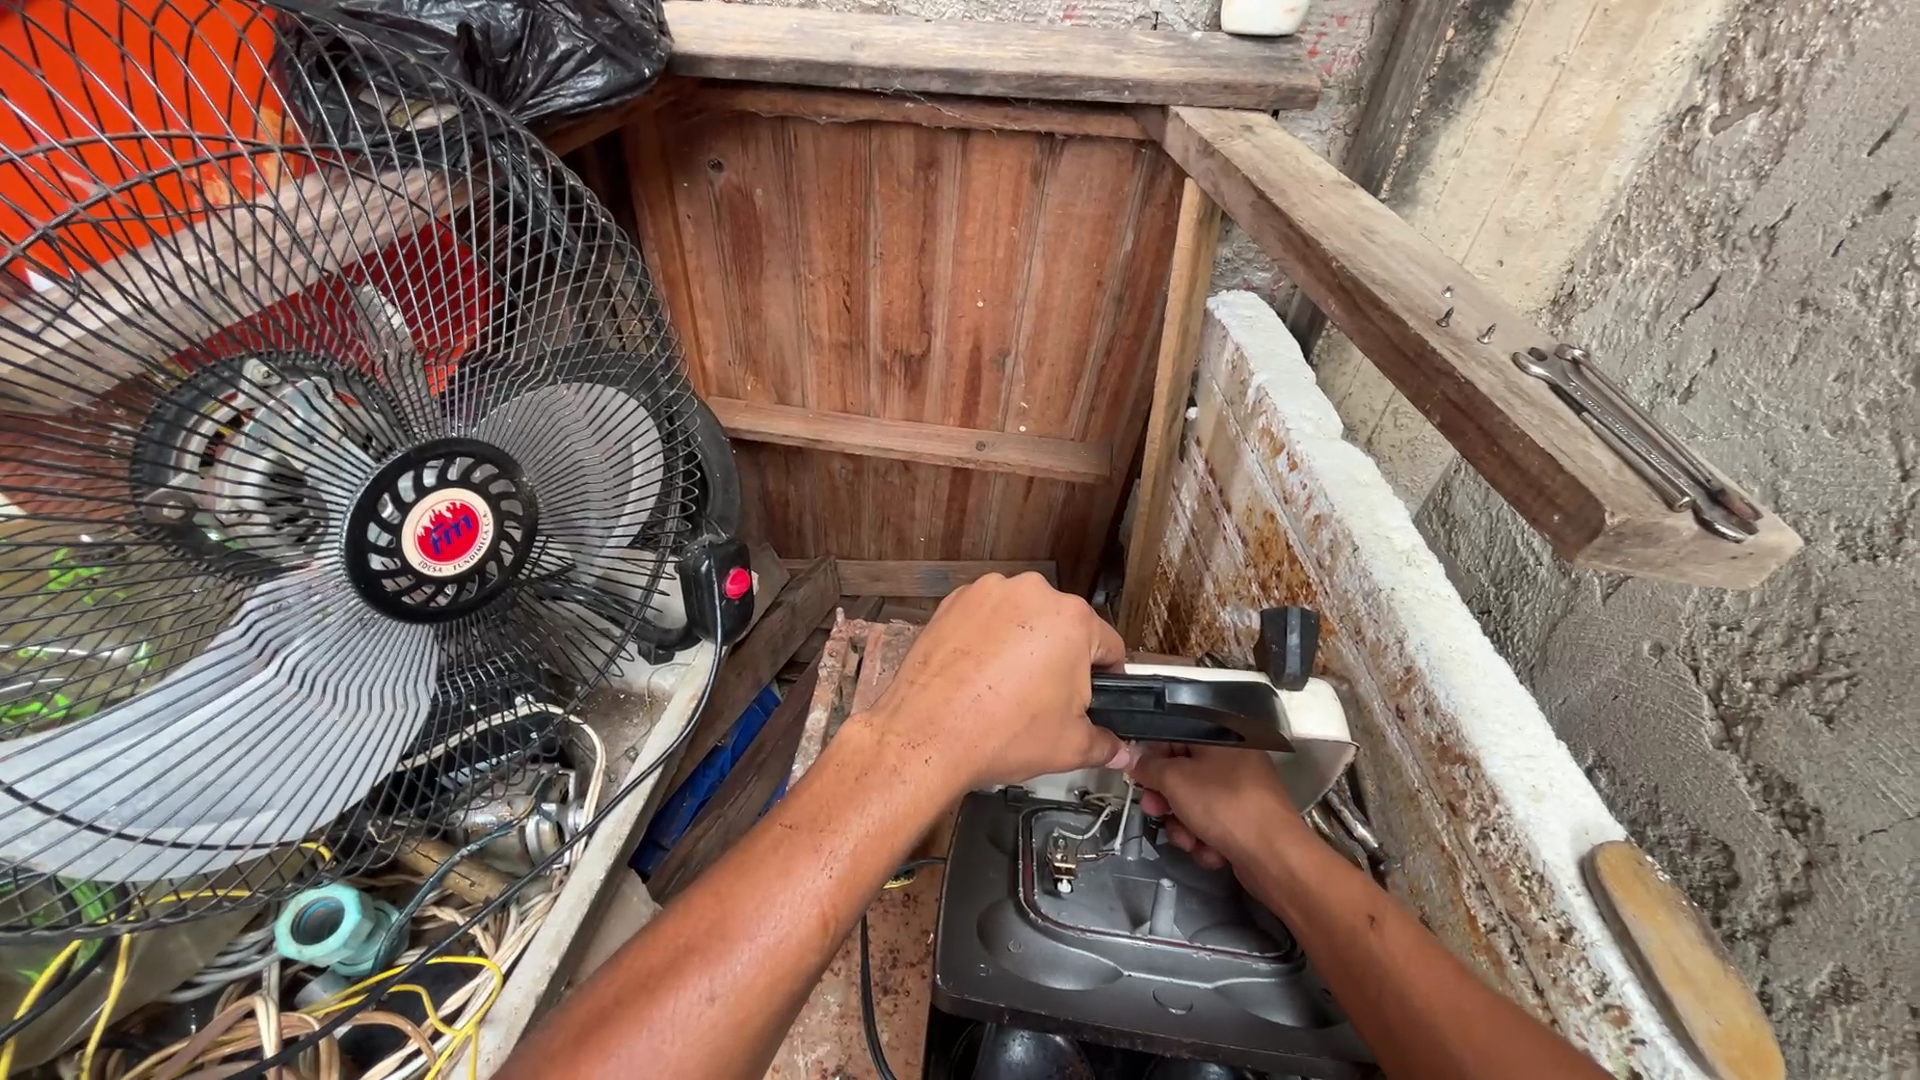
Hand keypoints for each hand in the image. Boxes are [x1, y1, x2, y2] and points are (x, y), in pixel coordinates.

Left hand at [854, 572, 1132, 793]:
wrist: (926, 733)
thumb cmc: (997, 732)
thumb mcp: (1069, 747)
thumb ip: (1104, 743)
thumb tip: (1116, 749)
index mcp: (1072, 619)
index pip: (1109, 646)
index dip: (1107, 678)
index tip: (1096, 695)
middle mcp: (1032, 593)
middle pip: (1062, 628)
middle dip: (1059, 660)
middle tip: (1045, 700)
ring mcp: (989, 593)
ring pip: (1022, 620)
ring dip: (1022, 646)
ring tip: (1007, 689)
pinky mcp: (955, 601)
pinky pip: (985, 618)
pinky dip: (987, 640)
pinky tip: (980, 675)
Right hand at [1128, 743, 1296, 868]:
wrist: (1275, 857)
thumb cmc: (1224, 806)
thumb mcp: (1175, 780)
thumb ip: (1149, 766)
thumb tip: (1132, 758)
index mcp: (1221, 737)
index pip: (1174, 737)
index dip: (1152, 757)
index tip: (1138, 778)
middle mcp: (1234, 759)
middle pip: (1183, 773)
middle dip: (1166, 798)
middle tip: (1155, 811)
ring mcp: (1242, 791)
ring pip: (1194, 802)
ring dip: (1183, 824)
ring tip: (1189, 840)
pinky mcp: (1246, 821)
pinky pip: (1212, 823)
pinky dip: (1205, 838)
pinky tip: (1210, 850)